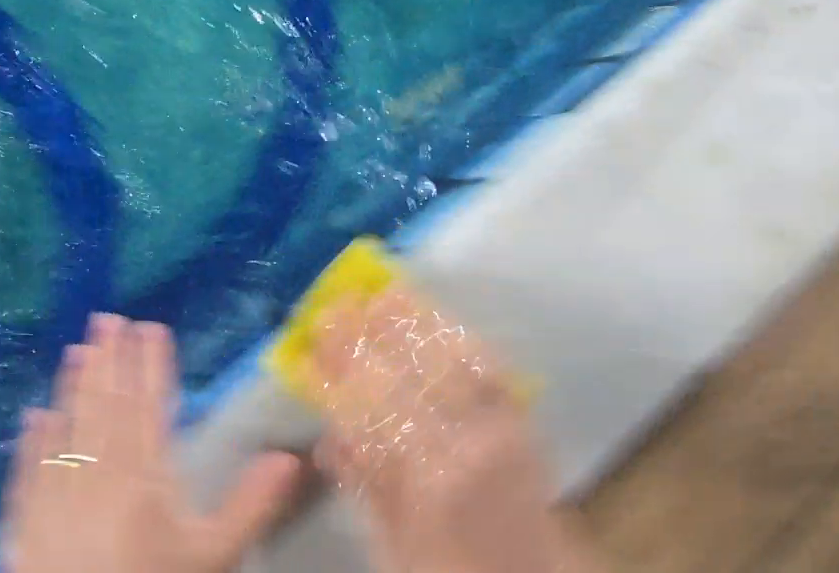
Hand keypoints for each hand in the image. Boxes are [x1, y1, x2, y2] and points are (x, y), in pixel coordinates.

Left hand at [0, 314, 301, 572]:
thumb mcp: (215, 555)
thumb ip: (250, 503)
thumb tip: (289, 455)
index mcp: (146, 474)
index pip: (150, 405)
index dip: (152, 364)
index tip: (152, 328)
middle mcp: (100, 472)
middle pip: (105, 405)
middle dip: (109, 359)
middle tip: (107, 318)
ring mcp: (59, 494)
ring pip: (68, 427)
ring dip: (72, 386)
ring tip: (76, 349)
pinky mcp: (28, 522)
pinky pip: (29, 471)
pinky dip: (34, 441)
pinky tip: (33, 415)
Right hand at [311, 287, 606, 572]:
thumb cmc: (449, 565)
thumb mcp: (393, 545)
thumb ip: (364, 487)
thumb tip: (329, 436)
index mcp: (422, 483)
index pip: (368, 411)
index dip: (340, 373)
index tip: (316, 342)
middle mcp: (460, 452)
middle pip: (405, 380)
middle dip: (369, 338)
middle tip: (342, 304)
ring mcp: (496, 433)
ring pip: (449, 366)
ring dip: (416, 327)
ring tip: (387, 294)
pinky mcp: (522, 426)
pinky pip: (490, 373)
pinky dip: (462, 343)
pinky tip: (441, 321)